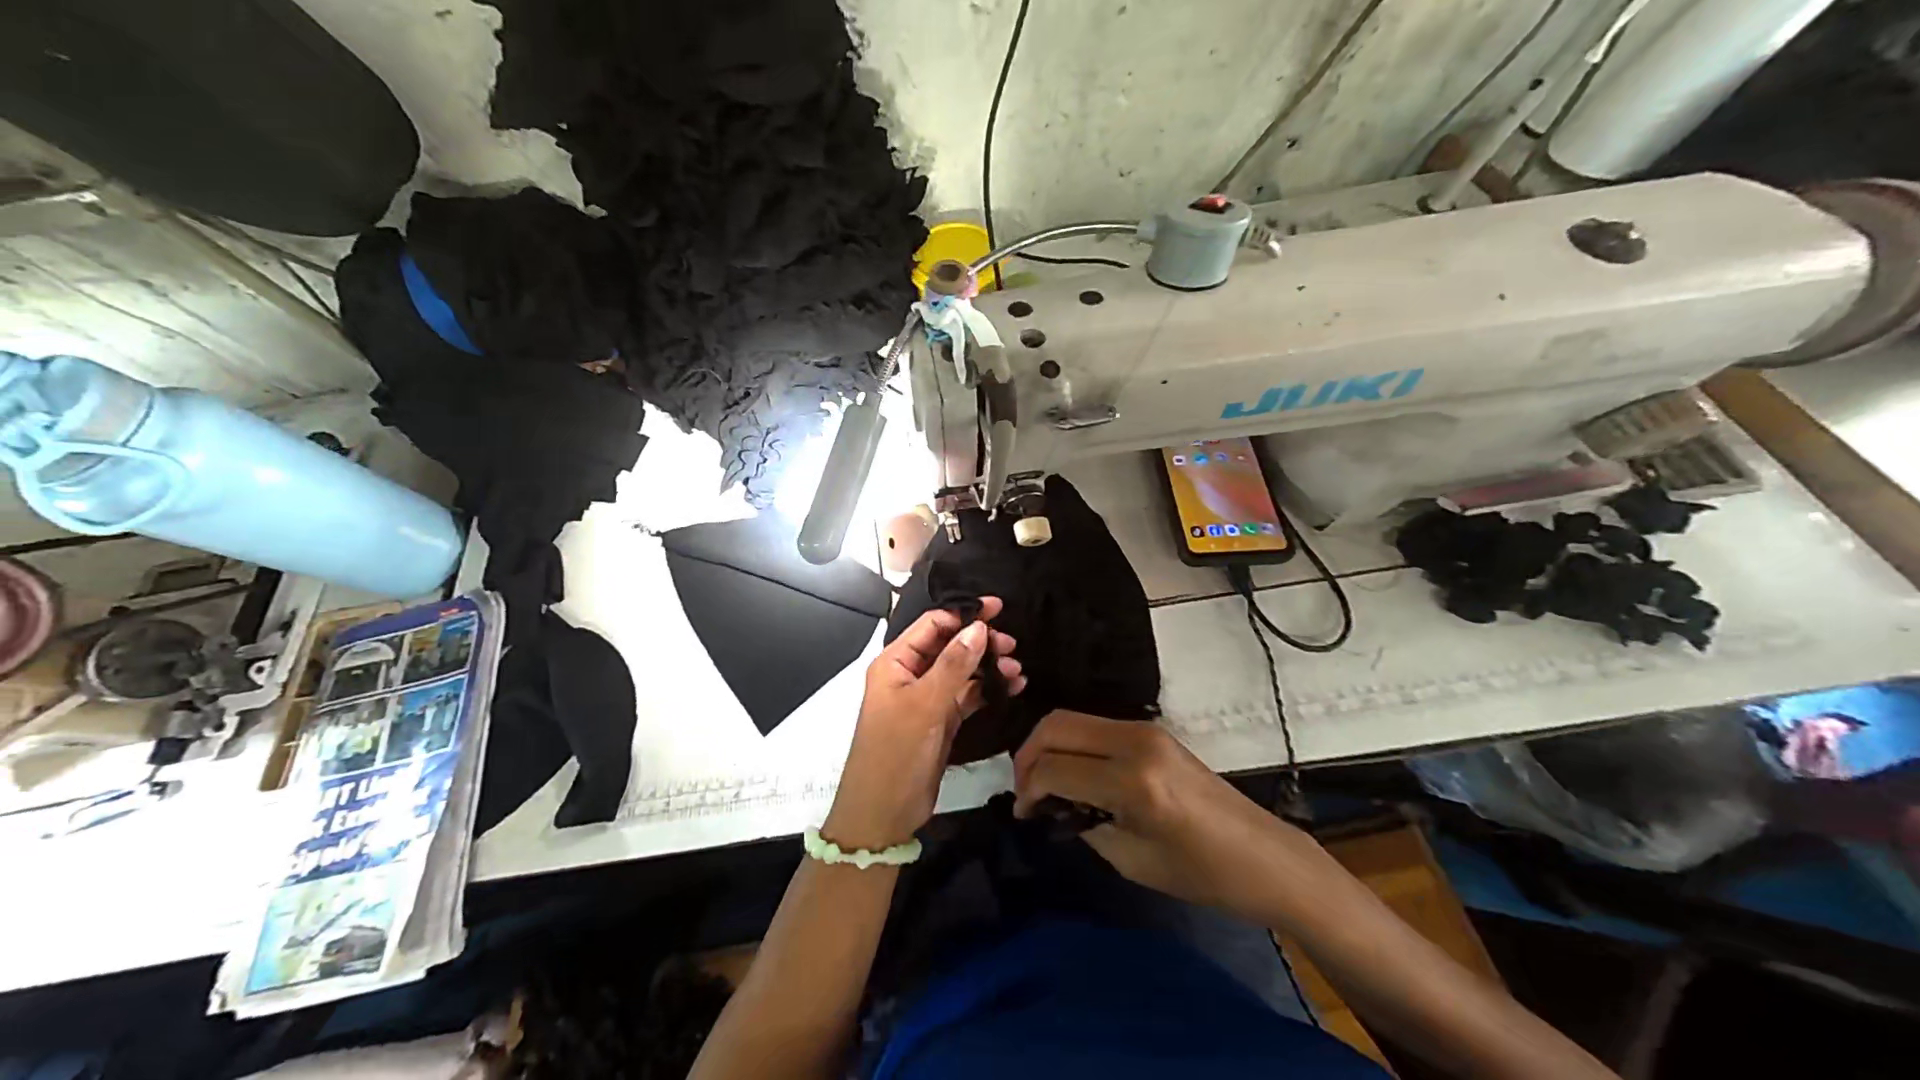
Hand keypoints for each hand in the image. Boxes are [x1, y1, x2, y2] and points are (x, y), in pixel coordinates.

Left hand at [823, 599, 1023, 850]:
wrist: (883, 813)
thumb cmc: (896, 752)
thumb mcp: (925, 705)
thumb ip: (953, 665)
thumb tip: (979, 627)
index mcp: (895, 662)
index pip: (932, 625)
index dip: (963, 614)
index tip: (998, 608)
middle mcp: (910, 674)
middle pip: (949, 645)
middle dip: (980, 641)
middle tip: (1011, 644)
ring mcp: (926, 698)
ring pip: (962, 671)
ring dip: (988, 666)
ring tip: (1016, 667)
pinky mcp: (941, 721)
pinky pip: (967, 696)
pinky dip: (988, 689)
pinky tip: (1012, 686)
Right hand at [1013, 710, 1325, 922]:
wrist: (1263, 856)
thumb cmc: (1202, 873)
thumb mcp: (1130, 860)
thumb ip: (1083, 824)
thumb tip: (1051, 804)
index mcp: (1132, 780)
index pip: (1054, 768)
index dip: (1028, 790)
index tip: (1024, 815)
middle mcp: (1134, 741)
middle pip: (1055, 726)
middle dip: (1028, 757)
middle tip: (1026, 793)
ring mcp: (1144, 730)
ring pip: (1071, 720)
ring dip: (1048, 747)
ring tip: (1045, 786)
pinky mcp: (1151, 731)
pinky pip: (1094, 727)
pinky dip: (1072, 745)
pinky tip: (1074, 776)